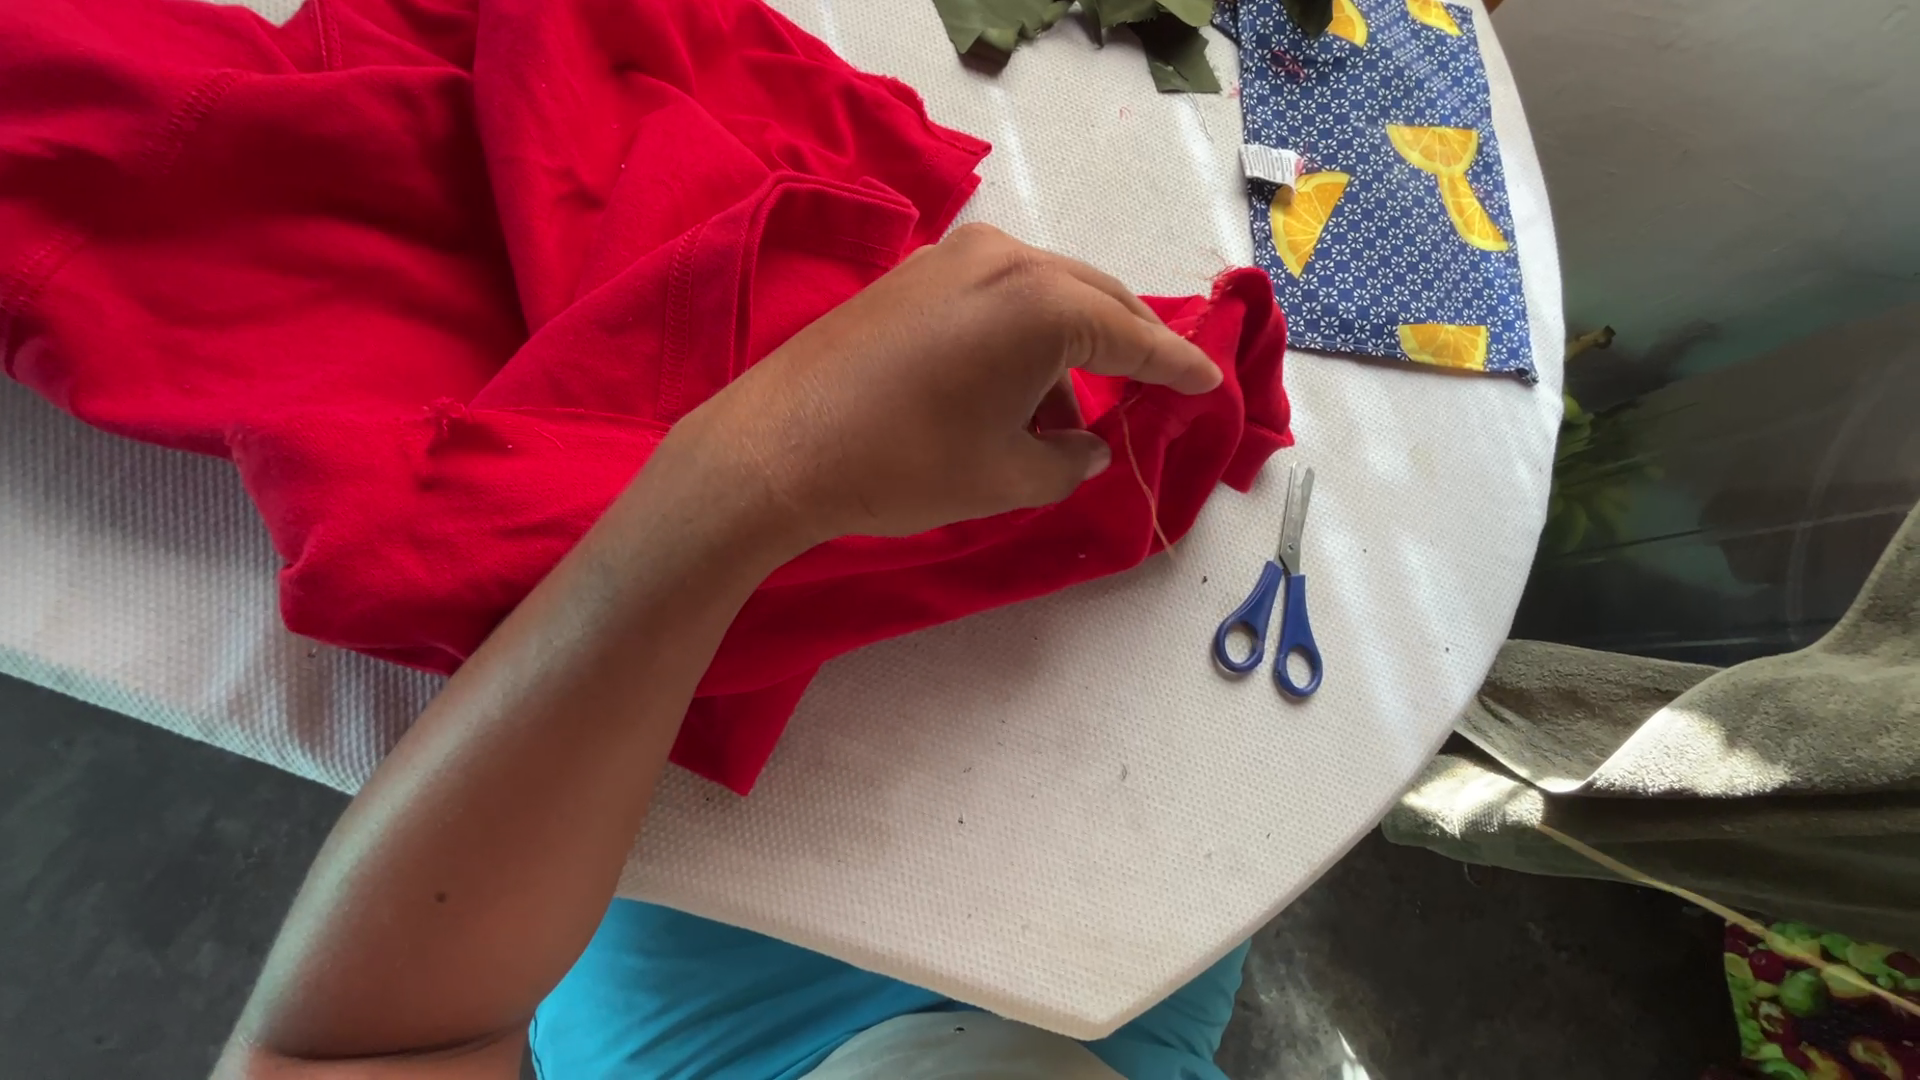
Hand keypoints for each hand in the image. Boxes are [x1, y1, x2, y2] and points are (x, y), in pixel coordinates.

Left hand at [661, 223, 1222, 547]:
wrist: (778, 449)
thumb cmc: (905, 468)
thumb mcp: (1006, 478)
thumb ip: (1068, 461)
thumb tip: (1089, 443)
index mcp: (1044, 304)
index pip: (1134, 338)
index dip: (1177, 368)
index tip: (1209, 384)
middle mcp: (1006, 258)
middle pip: (1095, 300)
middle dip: (1128, 347)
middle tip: (1152, 388)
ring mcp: (954, 257)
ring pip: (1045, 295)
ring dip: (1068, 347)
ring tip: (1061, 414)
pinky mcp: (915, 271)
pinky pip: (997, 295)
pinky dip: (1022, 335)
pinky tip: (1011, 384)